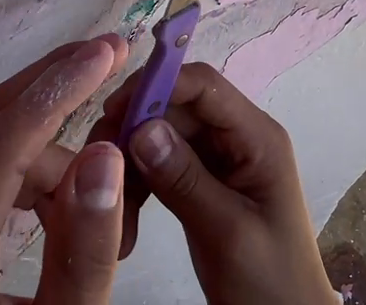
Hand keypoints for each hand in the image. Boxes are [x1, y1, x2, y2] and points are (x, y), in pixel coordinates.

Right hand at [92, 63, 331, 303]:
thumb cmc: (270, 281)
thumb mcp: (228, 233)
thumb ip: (185, 179)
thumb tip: (140, 128)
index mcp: (256, 137)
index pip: (204, 86)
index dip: (158, 84)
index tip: (113, 109)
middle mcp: (236, 137)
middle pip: (175, 108)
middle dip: (134, 129)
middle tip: (95, 164)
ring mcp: (218, 159)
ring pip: (161, 136)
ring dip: (130, 162)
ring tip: (110, 203)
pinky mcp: (201, 182)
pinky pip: (160, 164)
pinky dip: (138, 184)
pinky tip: (125, 216)